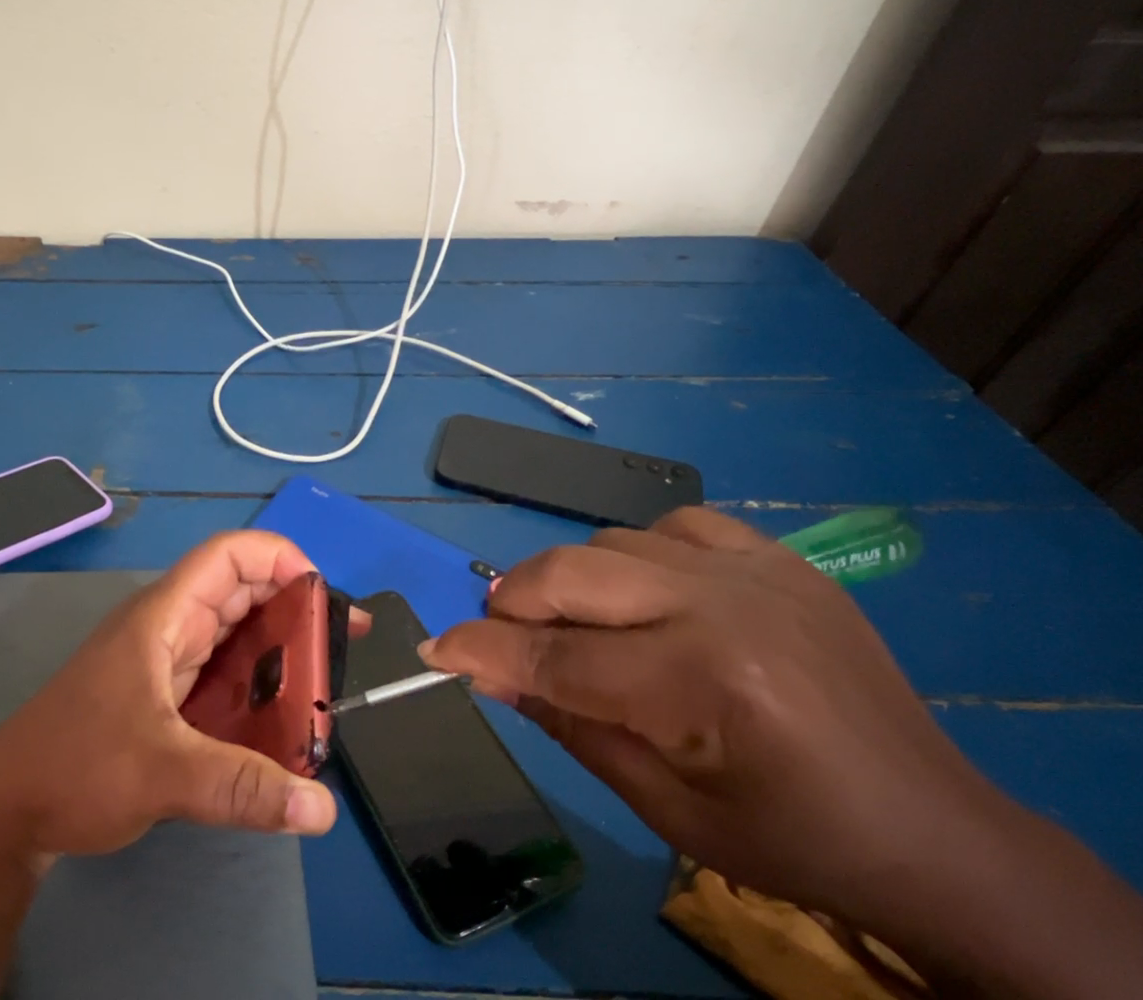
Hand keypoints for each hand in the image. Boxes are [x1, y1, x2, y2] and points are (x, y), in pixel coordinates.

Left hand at [0, 531, 341, 858]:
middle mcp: (164, 631)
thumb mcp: (163, 774)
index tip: (324, 598)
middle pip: (239, 594)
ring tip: (325, 686)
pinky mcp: (161, 702)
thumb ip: (242, 788)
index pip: (227, 556)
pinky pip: (221, 680)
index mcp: (160, 618)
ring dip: (278, 655)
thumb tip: (323, 811)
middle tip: (344, 646)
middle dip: (293, 610)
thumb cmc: (75, 767)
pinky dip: (256, 691)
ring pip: (232, 640)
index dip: (280, 558)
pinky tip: (282, 723)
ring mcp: (161, 667)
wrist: (8, 810)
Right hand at [418, 507, 1002, 927]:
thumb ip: (568, 725)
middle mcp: (724, 610)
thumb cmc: (785, 839)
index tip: (434, 650)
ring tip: (576, 627)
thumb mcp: (661, 806)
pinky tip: (645, 593)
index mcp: (701, 687)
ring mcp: (760, 574)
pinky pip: (680, 524)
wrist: (928, 830)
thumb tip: (488, 673)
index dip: (481, 651)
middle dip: (511, 605)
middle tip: (497, 641)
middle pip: (571, 575)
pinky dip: (638, 553)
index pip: (555, 656)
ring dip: (571, 582)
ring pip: (613, 540)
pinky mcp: (784, 562)